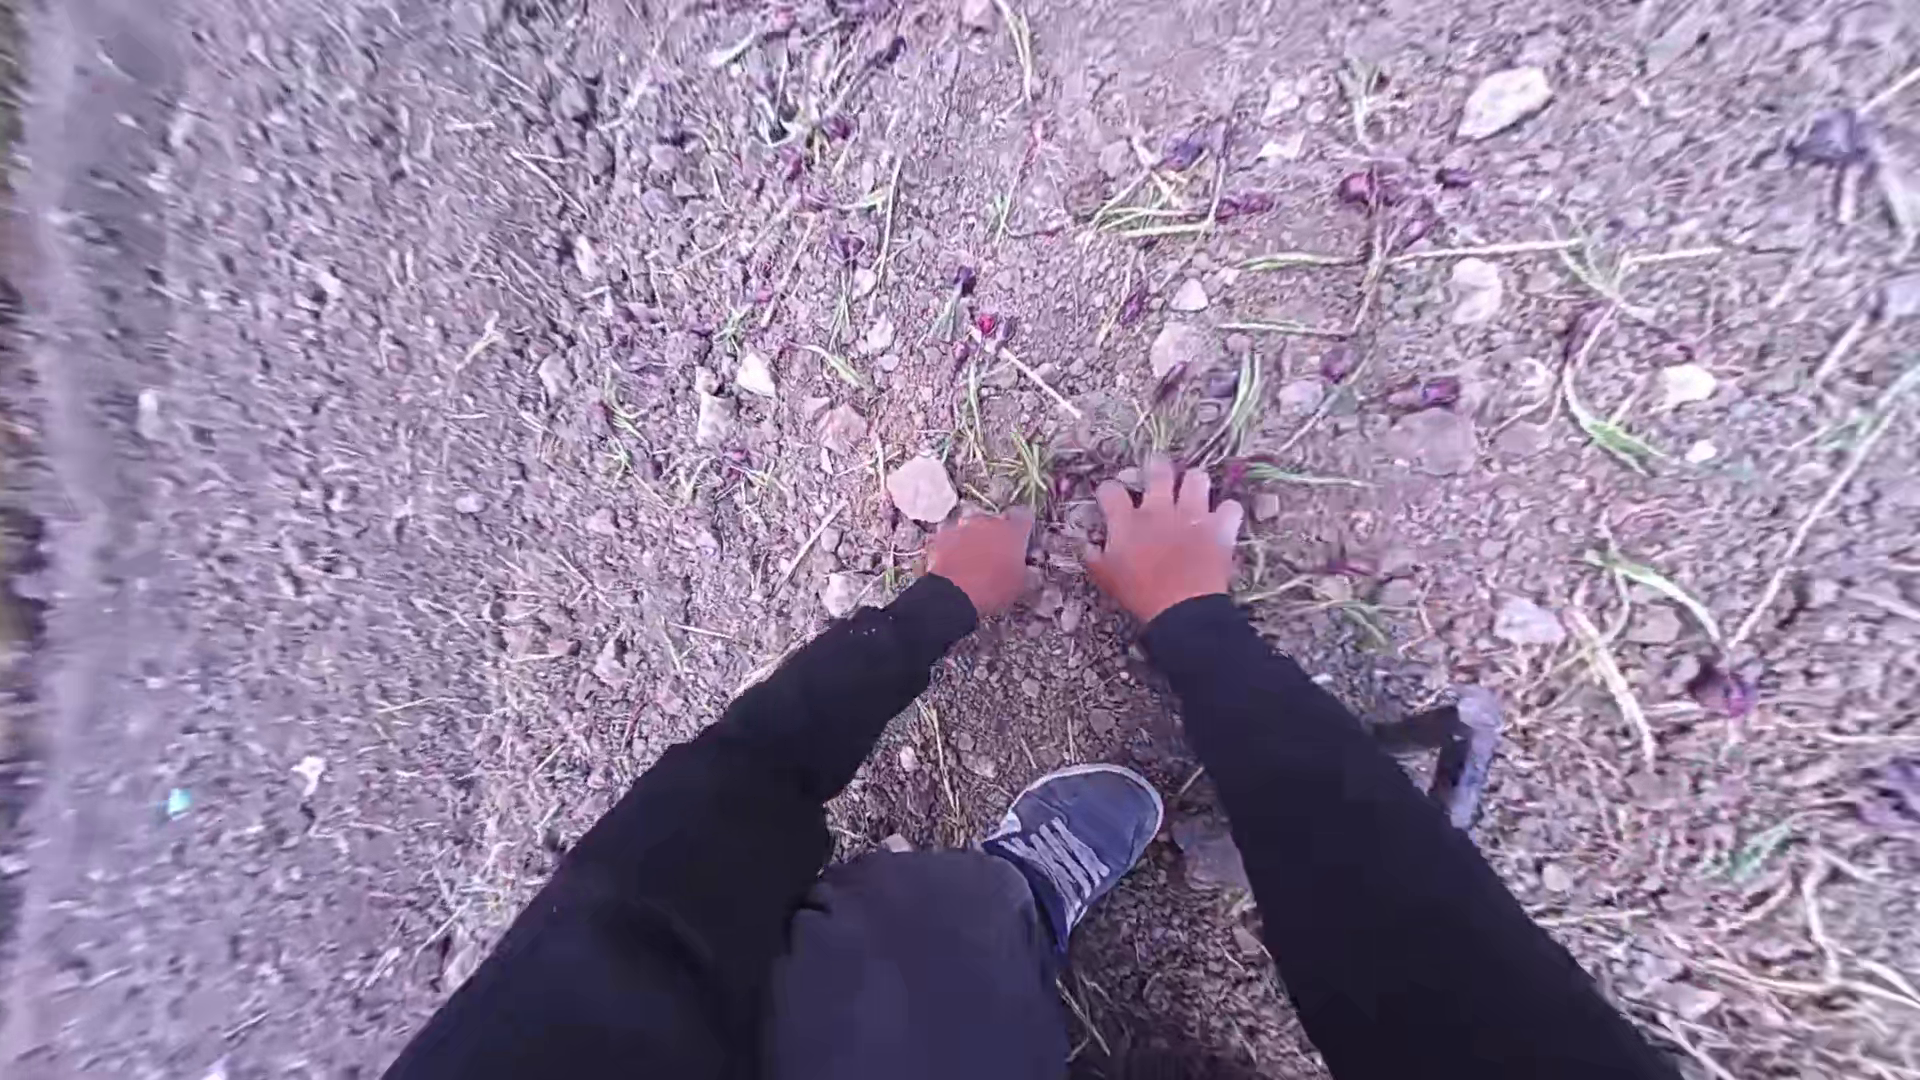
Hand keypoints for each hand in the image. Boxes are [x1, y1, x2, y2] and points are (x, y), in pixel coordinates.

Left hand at [926, 506, 1034, 616]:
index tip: (1021, 540)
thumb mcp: (1019, 584)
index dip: (1023, 531)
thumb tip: (1021, 566)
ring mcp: (966, 527)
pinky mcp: (946, 535)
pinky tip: (957, 558)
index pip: (1024, 522)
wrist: (956, 594)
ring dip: (977, 537)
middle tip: (997, 552)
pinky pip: (955, 535)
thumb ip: (1022, 567)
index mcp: (1013, 533)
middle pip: (997, 522)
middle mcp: (990, 523)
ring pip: (975, 526)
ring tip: (975, 556)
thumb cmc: (993, 590)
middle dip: (998, 534)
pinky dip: (956, 543)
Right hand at [1086, 457, 1242, 621]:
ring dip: (1194, 482)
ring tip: (1192, 489)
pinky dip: (1226, 512)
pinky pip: (1230, 507)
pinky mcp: (1219, 528)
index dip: (1108, 490)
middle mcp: (1159, 509)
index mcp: (1127, 520)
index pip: (1110, 490)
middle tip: (1156, 469)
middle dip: (1156, 466)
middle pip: (1158, 471)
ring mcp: (1192, 515)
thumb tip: (1085, 545)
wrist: (1182, 609)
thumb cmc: (1139, 593)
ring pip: (1196, 479)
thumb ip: (1093, 556)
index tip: (1109, 496)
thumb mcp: (1105, 577)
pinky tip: (1221, 518)